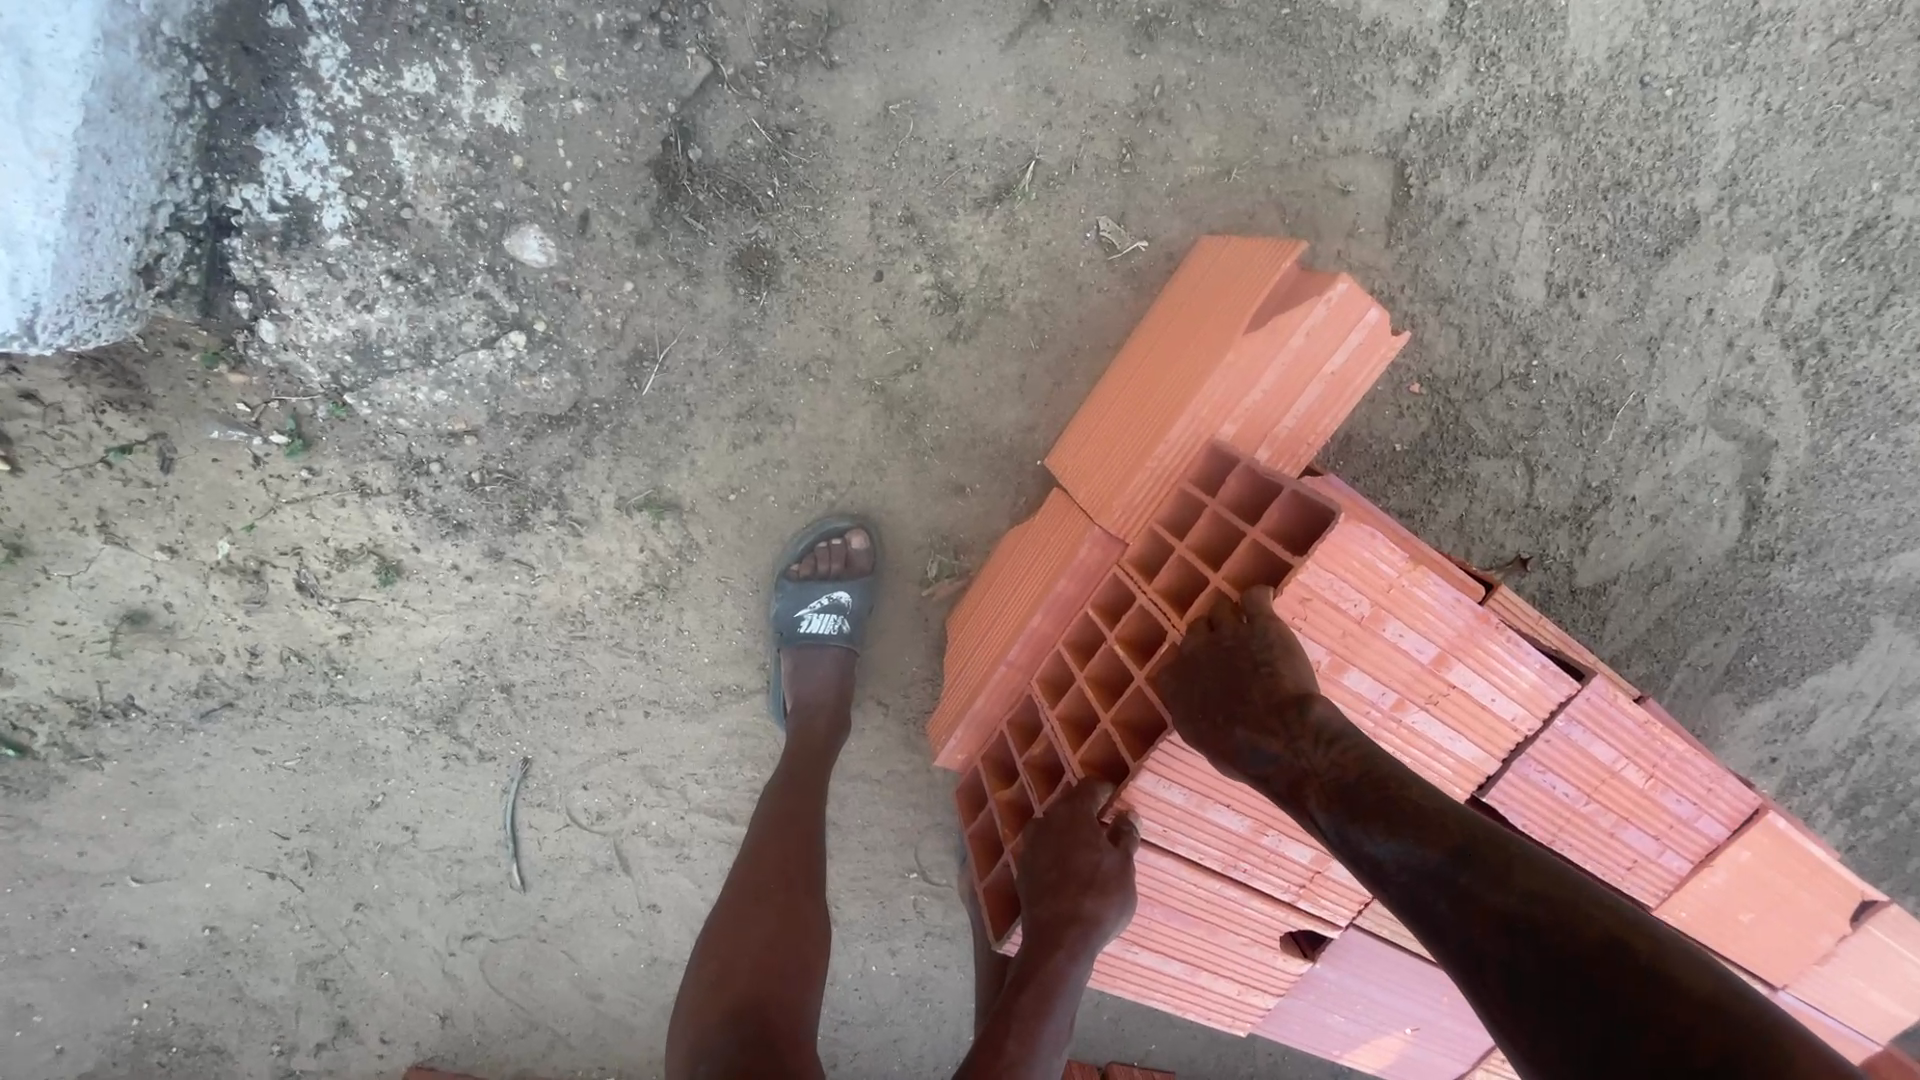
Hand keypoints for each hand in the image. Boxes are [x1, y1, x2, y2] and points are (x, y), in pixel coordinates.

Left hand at [1015, 780, 1138, 962]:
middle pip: (1069, 805)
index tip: (1117, 799)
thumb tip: (1128, 814)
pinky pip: (1044, 850)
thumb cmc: (1099, 898)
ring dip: (1070, 832)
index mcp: (1073, 813)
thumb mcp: (1123, 867)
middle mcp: (1047, 821)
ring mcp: (1031, 845)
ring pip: (1053, 828)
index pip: (1090, 787)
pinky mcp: (1023, 869)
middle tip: (1107, 824)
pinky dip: (1058, 853)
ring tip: (1090, 849)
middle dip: (1088, 811)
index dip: (1106, 790)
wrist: (1058, 939)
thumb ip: (1125, 836)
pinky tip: (1070, 870)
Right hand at [1152, 586, 1327, 789]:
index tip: (1204, 673)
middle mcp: (1194, 652)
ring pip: (1221, 607)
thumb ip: (1192, 713)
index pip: (1174, 662)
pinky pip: (1254, 596)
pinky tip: (1265, 600)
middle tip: (1230, 647)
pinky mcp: (1261, 623)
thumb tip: (1197, 707)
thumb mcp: (1200, 738)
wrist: (1277, 737)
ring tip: (1247, 622)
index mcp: (1174, 682)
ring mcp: (1226, 634)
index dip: (1192, 665)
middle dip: (1211, 636)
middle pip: (1196, 630)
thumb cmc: (1240, 752)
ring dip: (1232, 615)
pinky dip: (1259, 596)